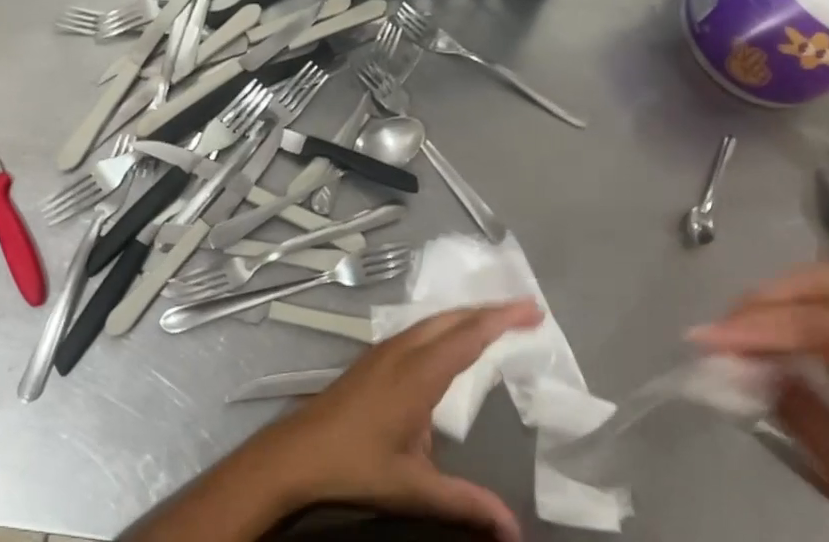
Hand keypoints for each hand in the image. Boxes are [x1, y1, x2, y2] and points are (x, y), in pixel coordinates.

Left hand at [216, 300, 543, 540]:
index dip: (502, 319)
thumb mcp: (413, 488)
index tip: (533, 309)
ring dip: (465, 315)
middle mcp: (402, 351)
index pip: (468, 336)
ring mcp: (383, 351)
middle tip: (525, 311)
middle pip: (452, 318)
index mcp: (418, 375)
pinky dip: (444, 325)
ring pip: (432, 320)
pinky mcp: (371, 359)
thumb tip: (513, 529)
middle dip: (489, 310)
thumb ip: (465, 502)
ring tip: (495, 320)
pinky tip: (448, 340)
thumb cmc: (354, 466)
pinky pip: (417, 329)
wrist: (295, 454)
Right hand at [692, 266, 828, 541]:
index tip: (703, 339)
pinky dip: (804, 307)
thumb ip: (786, 399)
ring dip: (781, 300)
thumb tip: (732, 361)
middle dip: (764, 303)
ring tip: (740, 328)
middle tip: (720, 330)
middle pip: (826, 286)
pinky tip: (777, 329)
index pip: (823, 325)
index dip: (756, 328)